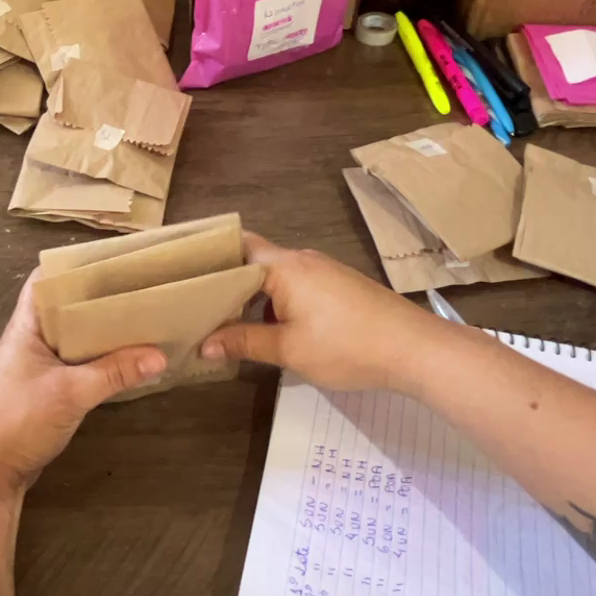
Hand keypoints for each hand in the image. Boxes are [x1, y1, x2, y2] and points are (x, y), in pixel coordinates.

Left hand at [0, 270, 165, 496]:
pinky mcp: (46, 390)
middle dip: (99, 298)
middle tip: (139, 288)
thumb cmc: (17, 421)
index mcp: (26, 327)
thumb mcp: (70, 393)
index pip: (46, 280)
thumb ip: (115, 372)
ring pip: (74, 337)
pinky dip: (99, 358)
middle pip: (66, 307)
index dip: (75, 266)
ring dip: (101, 331)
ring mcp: (37, 366)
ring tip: (141, 318)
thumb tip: (160, 356)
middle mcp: (30, 339)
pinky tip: (126, 358)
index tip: (113, 260)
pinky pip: (77, 363)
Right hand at [201, 232, 438, 394]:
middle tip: (192, 302)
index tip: (181, 272)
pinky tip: (263, 326)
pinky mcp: (338, 287)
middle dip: (225, 280)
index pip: (237, 245)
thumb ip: (244, 342)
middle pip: (253, 260)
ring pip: (274, 276)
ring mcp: (323, 272)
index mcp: (284, 266)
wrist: (415, 349)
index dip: (209, 255)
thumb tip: (204, 345)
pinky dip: (273, 300)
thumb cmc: (346, 345)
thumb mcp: (289, 350)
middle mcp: (301, 260)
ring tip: (221, 319)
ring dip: (250, 295)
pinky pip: (294, 286)